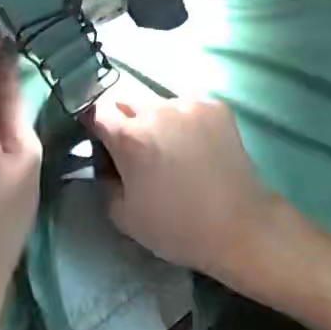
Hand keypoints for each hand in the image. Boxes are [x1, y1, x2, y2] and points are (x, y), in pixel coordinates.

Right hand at [88, 96, 285, 281]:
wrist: (236, 222)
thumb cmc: (175, 225)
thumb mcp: (123, 214)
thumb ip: (106, 179)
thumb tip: (105, 160)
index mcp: (131, 136)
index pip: (98, 111)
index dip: (94, 124)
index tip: (98, 139)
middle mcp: (160, 110)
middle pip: (130, 103)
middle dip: (126, 122)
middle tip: (136, 151)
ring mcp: (192, 105)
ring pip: (162, 104)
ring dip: (158, 121)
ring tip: (172, 151)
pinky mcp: (218, 106)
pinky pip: (190, 108)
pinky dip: (186, 122)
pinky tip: (196, 147)